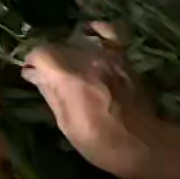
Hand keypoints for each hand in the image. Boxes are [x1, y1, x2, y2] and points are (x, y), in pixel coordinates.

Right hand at [23, 22, 179, 178]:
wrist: (148, 148)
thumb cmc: (102, 143)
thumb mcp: (67, 125)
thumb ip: (50, 93)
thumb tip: (32, 73)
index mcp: (69, 79)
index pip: (39, 53)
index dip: (31, 62)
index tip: (31, 74)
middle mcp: (87, 61)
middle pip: (57, 46)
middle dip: (48, 59)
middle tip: (48, 77)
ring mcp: (108, 57)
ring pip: (77, 42)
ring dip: (68, 53)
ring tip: (68, 68)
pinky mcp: (123, 59)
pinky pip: (108, 33)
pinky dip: (96, 30)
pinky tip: (89, 34)